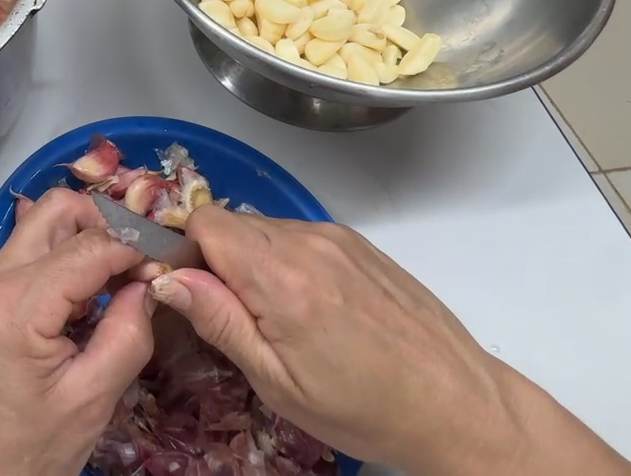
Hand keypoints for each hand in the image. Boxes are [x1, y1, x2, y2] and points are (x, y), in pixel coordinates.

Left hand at [0, 188, 155, 475]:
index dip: (137, 247)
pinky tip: (95, 292)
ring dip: (87, 234)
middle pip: (59, 209)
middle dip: (106, 223)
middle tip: (141, 262)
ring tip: (123, 277)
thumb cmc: (23, 448)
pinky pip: (35, 247)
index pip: (91, 244)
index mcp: (21, 302)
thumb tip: (151, 285)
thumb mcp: (89, 401)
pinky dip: (69, 252)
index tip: (169, 265)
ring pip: (45, 221)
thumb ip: (127, 336)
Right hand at [149, 206, 630, 475]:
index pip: (204, 223)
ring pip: (263, 226)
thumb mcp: (277, 383)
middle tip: (237, 313)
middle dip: (217, 258)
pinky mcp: (357, 240)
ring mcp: (335, 236)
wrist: (463, 408)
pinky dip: (286, 257)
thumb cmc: (364, 409)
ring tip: (280, 315)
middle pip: (230, 222)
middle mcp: (306, 239)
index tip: (195, 293)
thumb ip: (218, 320)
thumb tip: (167, 278)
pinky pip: (298, 233)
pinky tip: (313, 304)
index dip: (187, 253)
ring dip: (253, 258)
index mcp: (280, 275)